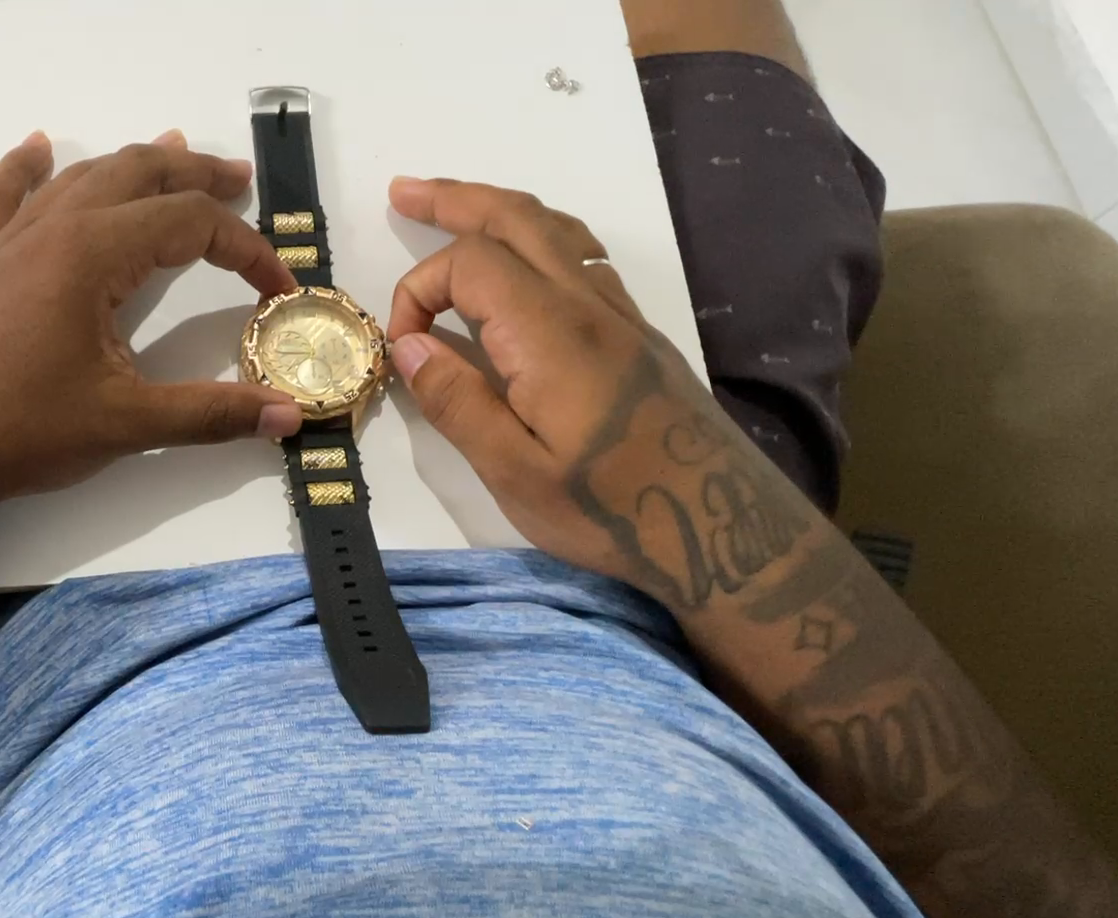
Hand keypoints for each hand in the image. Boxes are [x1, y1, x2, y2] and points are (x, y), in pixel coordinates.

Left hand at [0, 130, 303, 513]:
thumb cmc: (19, 433)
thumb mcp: (126, 424)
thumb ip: (211, 415)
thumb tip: (290, 418)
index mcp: (91, 254)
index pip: (190, 226)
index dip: (246, 252)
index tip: (278, 289)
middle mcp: (49, 229)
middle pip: (137, 177)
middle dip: (196, 178)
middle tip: (239, 182)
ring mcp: (4, 243)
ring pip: (78, 179)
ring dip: (131, 165)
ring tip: (172, 155)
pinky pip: (1, 198)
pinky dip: (26, 168)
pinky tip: (38, 147)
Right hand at [385, 177, 817, 612]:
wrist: (717, 526)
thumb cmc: (607, 508)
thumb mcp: (513, 471)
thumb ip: (456, 402)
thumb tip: (407, 347)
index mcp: (549, 334)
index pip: (469, 264)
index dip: (418, 289)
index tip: (399, 346)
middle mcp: (586, 305)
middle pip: (518, 219)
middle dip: (455, 199)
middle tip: (404, 190)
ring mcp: (617, 314)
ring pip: (554, 231)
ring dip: (497, 210)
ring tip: (454, 209)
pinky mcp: (632, 334)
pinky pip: (578, 258)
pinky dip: (534, 239)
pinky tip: (519, 265)